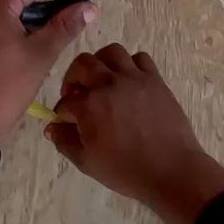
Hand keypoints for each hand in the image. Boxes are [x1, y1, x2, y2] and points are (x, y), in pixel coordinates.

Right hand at [45, 45, 223, 223]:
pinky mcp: (155, 79)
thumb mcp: (87, 162)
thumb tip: (52, 127)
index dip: (62, 113)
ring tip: (102, 81)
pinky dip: (130, 65)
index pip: (66, 102)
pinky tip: (129, 82)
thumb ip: (65, 141)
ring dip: (101, 64)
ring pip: (111, 52)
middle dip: (74, 78)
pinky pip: (140, 58)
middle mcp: (109, 83)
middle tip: (77, 95)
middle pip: (82, 64)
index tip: (67, 122)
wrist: (171, 169)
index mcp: (89, 105)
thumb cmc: (126, 170)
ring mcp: (134, 78)